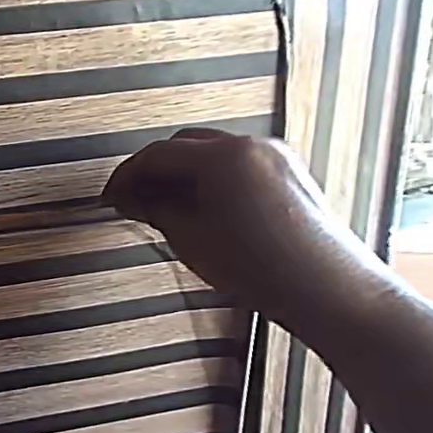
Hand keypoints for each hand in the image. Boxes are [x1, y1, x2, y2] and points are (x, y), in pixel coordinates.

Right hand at [100, 128, 397, 332]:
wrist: (322, 287)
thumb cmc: (261, 265)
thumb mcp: (187, 237)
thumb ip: (155, 208)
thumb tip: (136, 199)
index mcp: (223, 157)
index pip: (156, 154)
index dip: (124, 176)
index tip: (110, 195)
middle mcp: (251, 147)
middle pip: (181, 145)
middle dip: (150, 170)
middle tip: (128, 197)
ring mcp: (273, 158)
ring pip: (207, 152)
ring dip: (177, 173)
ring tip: (157, 204)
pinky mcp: (286, 174)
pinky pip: (232, 163)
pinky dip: (205, 177)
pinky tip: (192, 205)